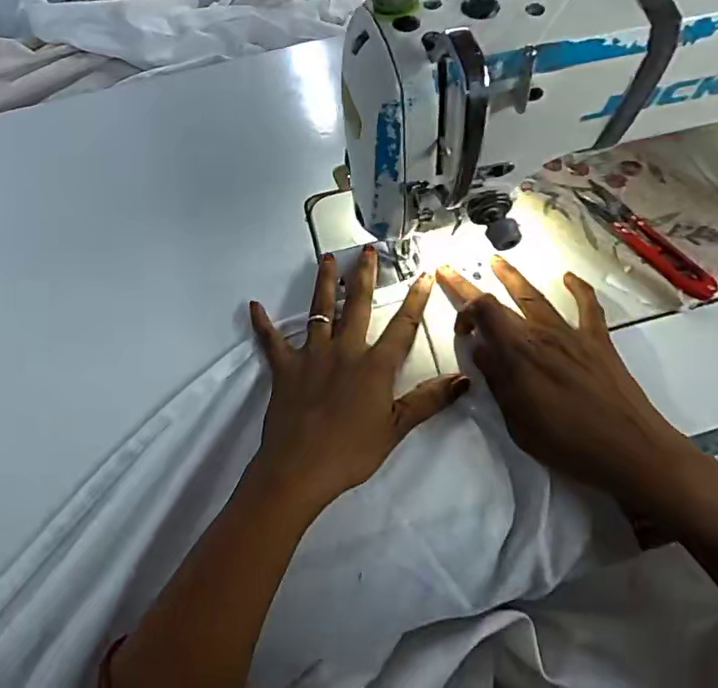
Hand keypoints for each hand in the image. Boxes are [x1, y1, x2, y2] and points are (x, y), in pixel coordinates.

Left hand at [247, 249, 469, 511]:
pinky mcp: (285, 366)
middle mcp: (344, 350)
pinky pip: (272, 340)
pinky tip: (254, 306)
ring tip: (327, 259)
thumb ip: (428, 401)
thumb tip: (463, 380)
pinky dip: (263, 324)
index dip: (415, 300)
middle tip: (367, 249)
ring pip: (320, 311)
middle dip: (364, 275)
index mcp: (374, 366)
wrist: (300, 467)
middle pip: (358, 305)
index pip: (401, 327)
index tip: (423, 275)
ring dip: (324, 283)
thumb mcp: (396, 429)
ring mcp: (312, 355)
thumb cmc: (352, 452)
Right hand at [436, 258, 706, 517]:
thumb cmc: (569, 444)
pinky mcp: (598, 342)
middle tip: (450, 270)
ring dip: (513, 277)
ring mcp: (571, 335)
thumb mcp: (518, 422)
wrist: (632, 451)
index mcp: (518, 353)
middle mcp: (541, 335)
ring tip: (497, 261)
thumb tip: (480, 349)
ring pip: (536, 297)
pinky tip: (569, 277)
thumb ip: (497, 381)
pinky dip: (578, 288)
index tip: (461, 331)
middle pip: (500, 301)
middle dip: (470, 285)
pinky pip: (587, 307)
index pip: (483, 311)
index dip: (464, 311)